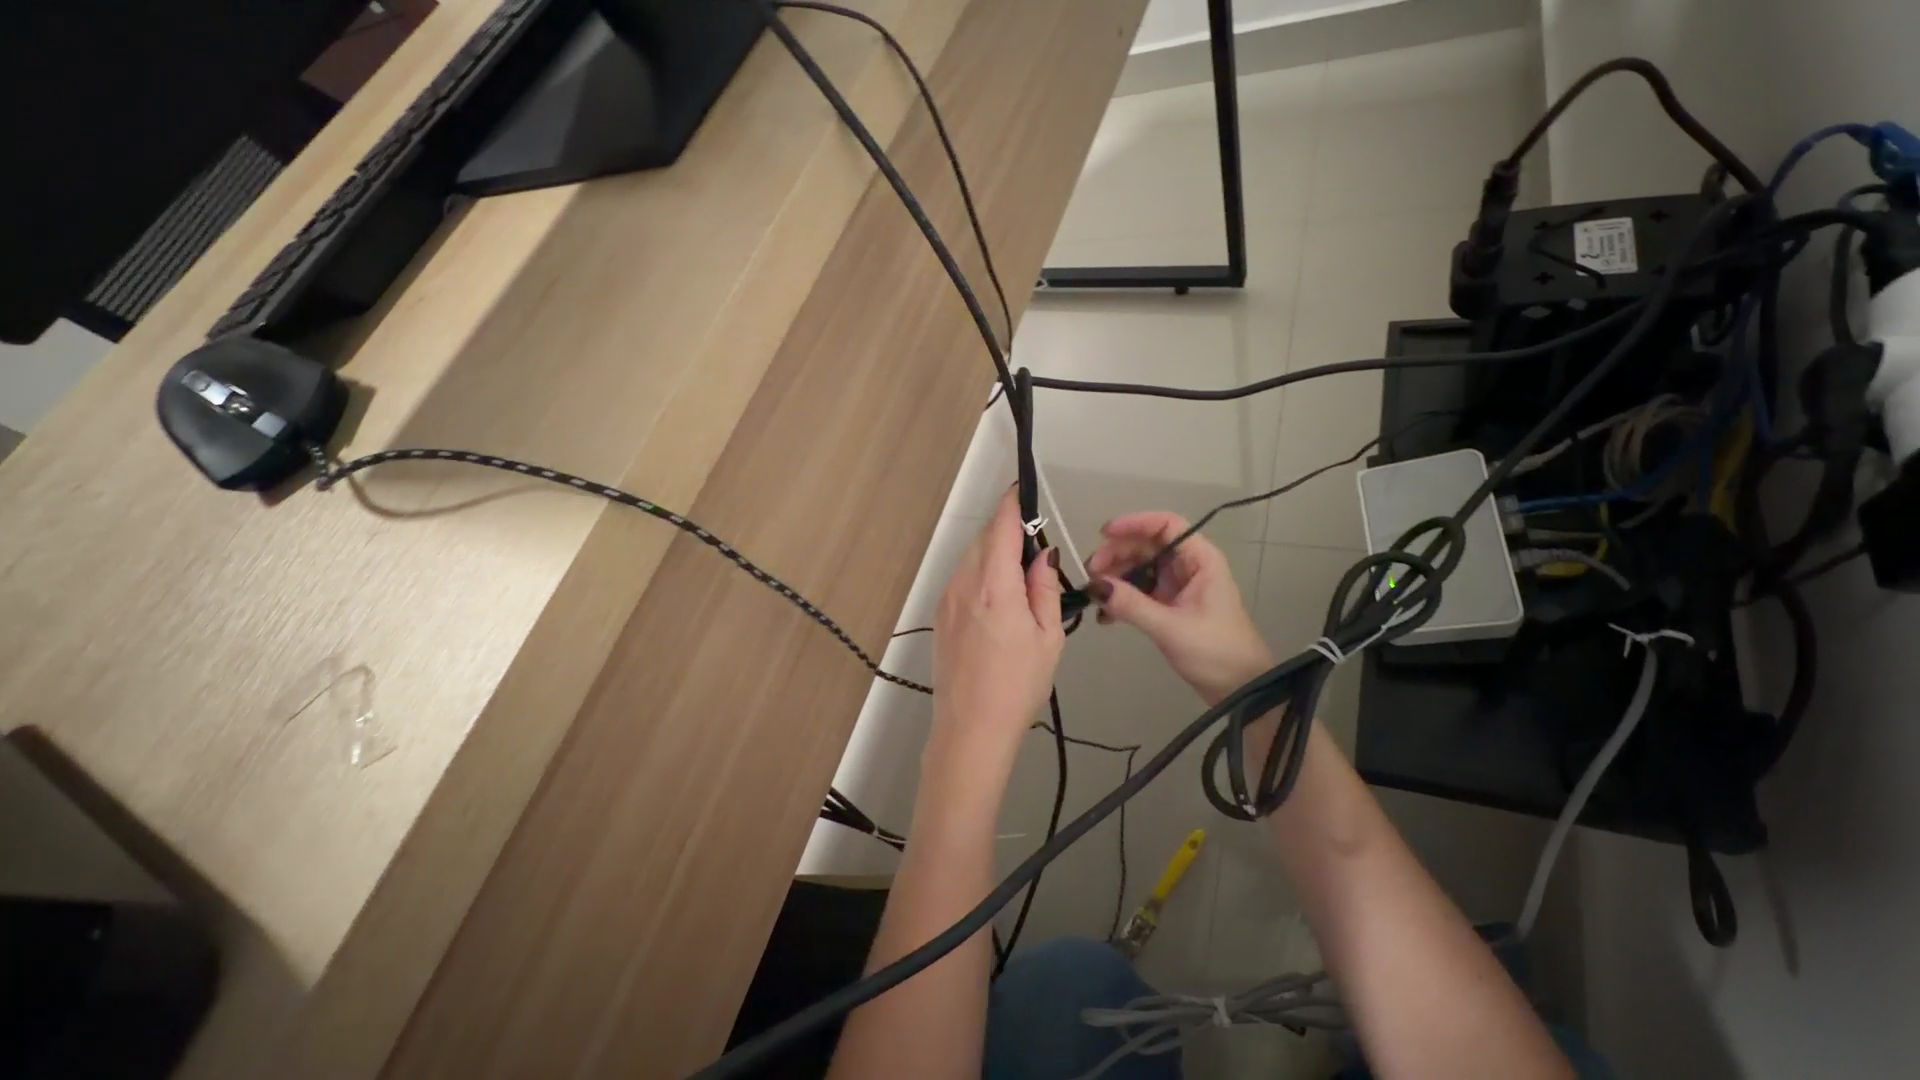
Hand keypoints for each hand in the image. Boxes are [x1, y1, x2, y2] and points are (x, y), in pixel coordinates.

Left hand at [931, 490, 1065, 764]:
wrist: (971, 728)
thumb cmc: (1017, 686)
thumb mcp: (1048, 637)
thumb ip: (1045, 588)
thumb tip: (1042, 555)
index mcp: (995, 586)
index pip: (1002, 527)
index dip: (1013, 504)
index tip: (1023, 490)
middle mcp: (964, 584)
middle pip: (984, 539)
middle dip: (1007, 530)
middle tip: (1036, 544)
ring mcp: (946, 599)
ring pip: (971, 557)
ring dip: (994, 553)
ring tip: (1021, 574)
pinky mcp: (940, 615)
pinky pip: (962, 578)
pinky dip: (981, 573)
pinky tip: (1000, 596)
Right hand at [1087, 512, 1273, 704]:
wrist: (1240, 689)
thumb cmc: (1215, 651)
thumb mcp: (1170, 627)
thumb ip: (1131, 605)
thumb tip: (1095, 586)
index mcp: (1200, 560)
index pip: (1166, 525)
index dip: (1135, 523)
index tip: (1104, 534)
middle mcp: (1189, 567)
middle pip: (1147, 545)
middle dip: (1118, 554)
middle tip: (1091, 573)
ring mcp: (1179, 587)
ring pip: (1141, 568)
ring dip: (1116, 577)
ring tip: (1095, 596)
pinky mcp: (1171, 606)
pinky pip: (1141, 591)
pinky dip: (1123, 598)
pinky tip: (1106, 616)